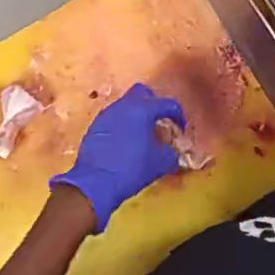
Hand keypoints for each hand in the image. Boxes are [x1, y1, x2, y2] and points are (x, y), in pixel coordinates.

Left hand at [52, 83, 186, 231]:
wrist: (95, 182)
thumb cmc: (132, 168)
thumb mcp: (162, 162)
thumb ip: (171, 150)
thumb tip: (172, 148)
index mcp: (142, 110)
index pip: (167, 104)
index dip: (178, 116)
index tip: (180, 129)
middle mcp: (123, 106)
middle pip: (142, 93)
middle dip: (154, 104)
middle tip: (160, 121)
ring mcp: (106, 115)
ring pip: (126, 105)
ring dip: (137, 115)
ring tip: (143, 134)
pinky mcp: (95, 126)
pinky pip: (114, 118)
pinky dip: (123, 124)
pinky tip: (126, 142)